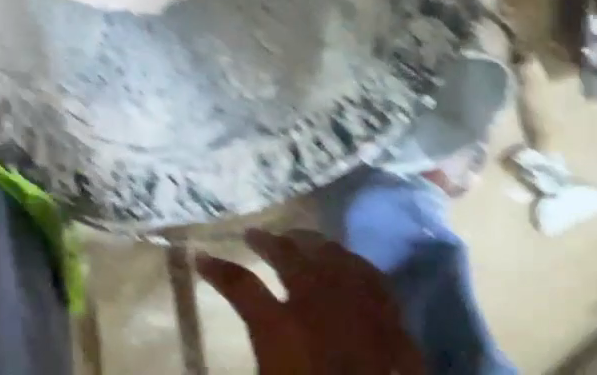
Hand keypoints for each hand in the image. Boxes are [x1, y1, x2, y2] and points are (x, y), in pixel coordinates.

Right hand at [196, 229, 424, 374]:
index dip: (218, 270)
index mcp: (281, 330)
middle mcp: (319, 308)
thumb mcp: (272, 369)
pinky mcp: (394, 327)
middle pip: (291, 258)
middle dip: (270, 242)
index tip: (201, 257)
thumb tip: (254, 334)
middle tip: (255, 235)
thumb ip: (262, 350)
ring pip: (334, 260)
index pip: (241, 285)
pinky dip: (357, 268)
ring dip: (315, 246)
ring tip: (302, 240)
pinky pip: (374, 283)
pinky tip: (352, 265)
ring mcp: (361, 313)